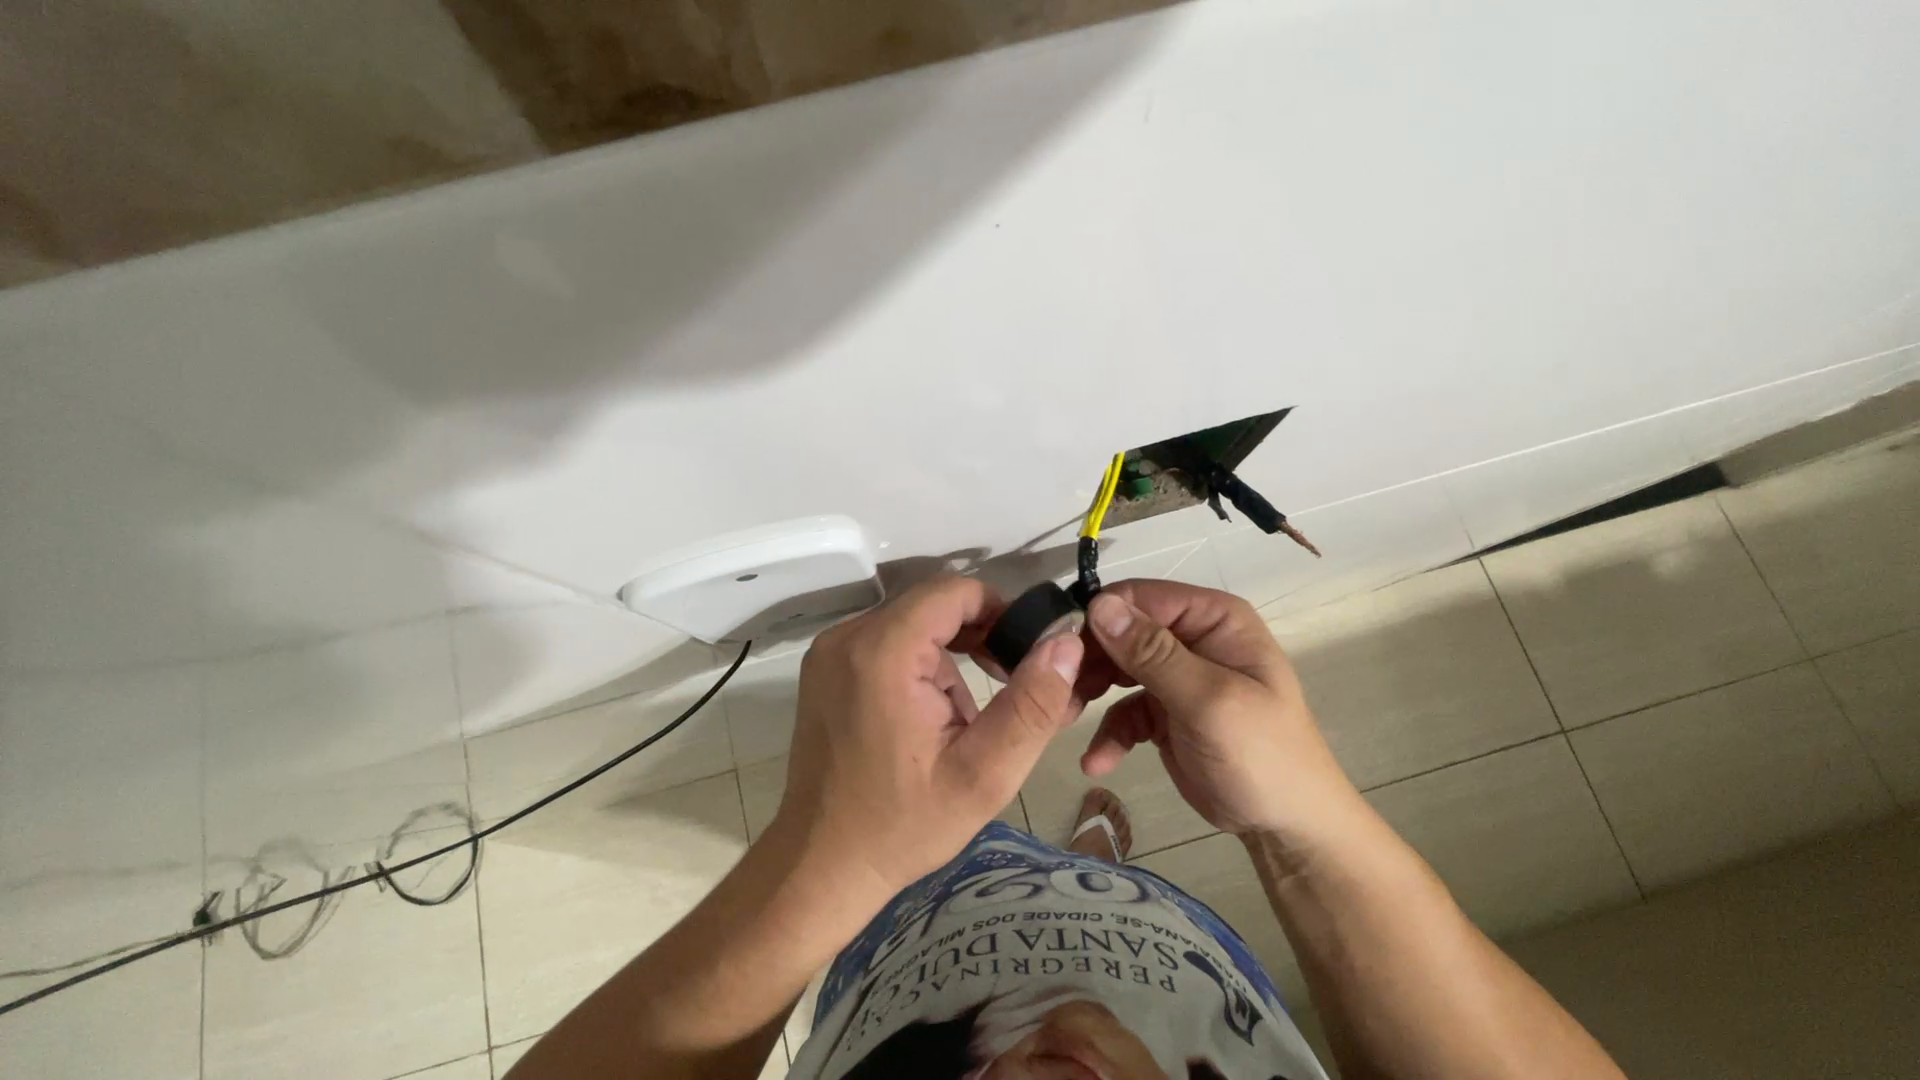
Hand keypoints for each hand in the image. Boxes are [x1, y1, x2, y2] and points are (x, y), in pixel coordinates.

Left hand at [769, 576, 1086, 901]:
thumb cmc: (904, 824)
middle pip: (932, 606)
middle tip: (1011, 684)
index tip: (1028, 651)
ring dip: (948, 657)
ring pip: (910, 626)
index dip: (1000, 610)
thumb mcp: (985, 773)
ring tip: (966, 719)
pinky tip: (930, 719)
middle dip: (978, 637)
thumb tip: (1066, 642)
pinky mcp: (823, 672)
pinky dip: (917, 666)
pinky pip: (884, 645)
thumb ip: (1032, 704)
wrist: (823, 863)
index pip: (955, 591)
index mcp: (883, 651)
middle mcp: (848, 638)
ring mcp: (829, 654)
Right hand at [1077, 580, 1360, 841]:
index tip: (1059, 648)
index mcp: (1214, 619)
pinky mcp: (1163, 713)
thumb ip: (1153, 653)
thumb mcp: (1208, 701)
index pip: (1142, 597)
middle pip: (1122, 631)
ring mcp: (1176, 676)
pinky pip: (1122, 712)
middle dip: (1088, 660)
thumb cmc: (1262, 755)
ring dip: (1088, 693)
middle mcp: (1192, 638)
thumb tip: (1100, 605)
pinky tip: (1096, 762)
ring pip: (1114, 668)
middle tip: (1057, 689)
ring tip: (1064, 719)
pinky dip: (1108, 734)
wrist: (1286, 827)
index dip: (1100, 617)